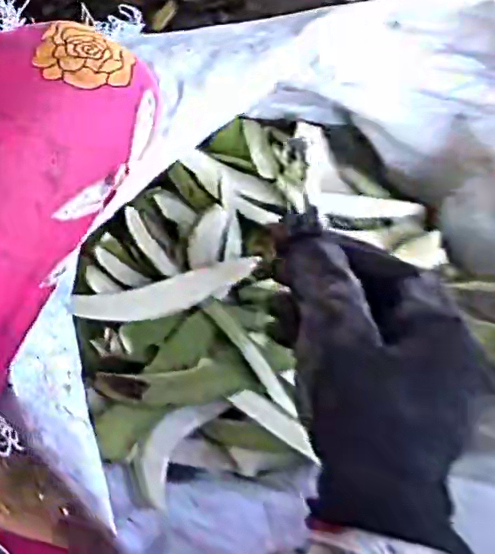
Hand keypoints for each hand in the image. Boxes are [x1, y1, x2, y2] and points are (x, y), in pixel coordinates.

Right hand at [272, 212, 494, 553]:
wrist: (374, 480)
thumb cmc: (361, 403)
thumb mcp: (336, 337)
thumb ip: (326, 284)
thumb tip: (306, 236)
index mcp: (443, 335)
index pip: (398, 271)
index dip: (343, 249)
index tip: (289, 239)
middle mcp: (442, 349)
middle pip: (377, 293)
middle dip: (321, 275)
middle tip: (273, 267)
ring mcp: (420, 372)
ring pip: (360, 316)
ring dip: (312, 303)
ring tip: (274, 307)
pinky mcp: (394, 387)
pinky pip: (355, 342)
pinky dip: (317, 330)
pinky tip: (286, 335)